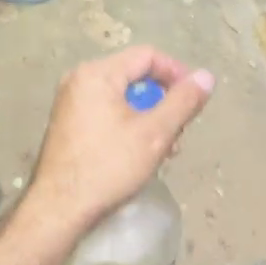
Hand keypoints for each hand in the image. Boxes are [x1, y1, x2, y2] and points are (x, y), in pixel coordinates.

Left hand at [22, 46, 214, 235]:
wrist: (59, 208)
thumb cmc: (108, 167)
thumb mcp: (155, 133)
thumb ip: (183, 101)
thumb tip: (206, 77)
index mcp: (97, 74)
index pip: (147, 56)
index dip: (177, 72)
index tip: (195, 98)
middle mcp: (79, 80)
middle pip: (134, 75)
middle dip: (163, 100)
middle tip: (179, 130)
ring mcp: (70, 102)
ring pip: (122, 97)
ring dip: (149, 116)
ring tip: (165, 148)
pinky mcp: (68, 124)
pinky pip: (106, 112)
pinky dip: (129, 124)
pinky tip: (140, 153)